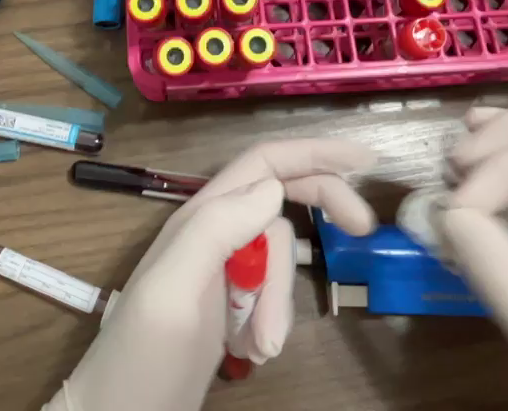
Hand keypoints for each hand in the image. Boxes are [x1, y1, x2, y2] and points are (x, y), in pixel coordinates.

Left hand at [49, 138, 377, 410]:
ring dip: (281, 300)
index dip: (312, 153)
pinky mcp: (228, 306)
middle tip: (363, 230)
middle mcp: (212, 232)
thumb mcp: (173, 288)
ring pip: (279, 256)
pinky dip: (274, 319)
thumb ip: (217, 228)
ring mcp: (220, 270)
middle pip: (278, 201)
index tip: (363, 158)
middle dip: (319, 211)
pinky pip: (271, 295)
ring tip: (262, 345)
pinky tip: (254, 349)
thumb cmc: (143, 355)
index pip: (263, 164)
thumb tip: (273, 186)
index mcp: (200, 217)